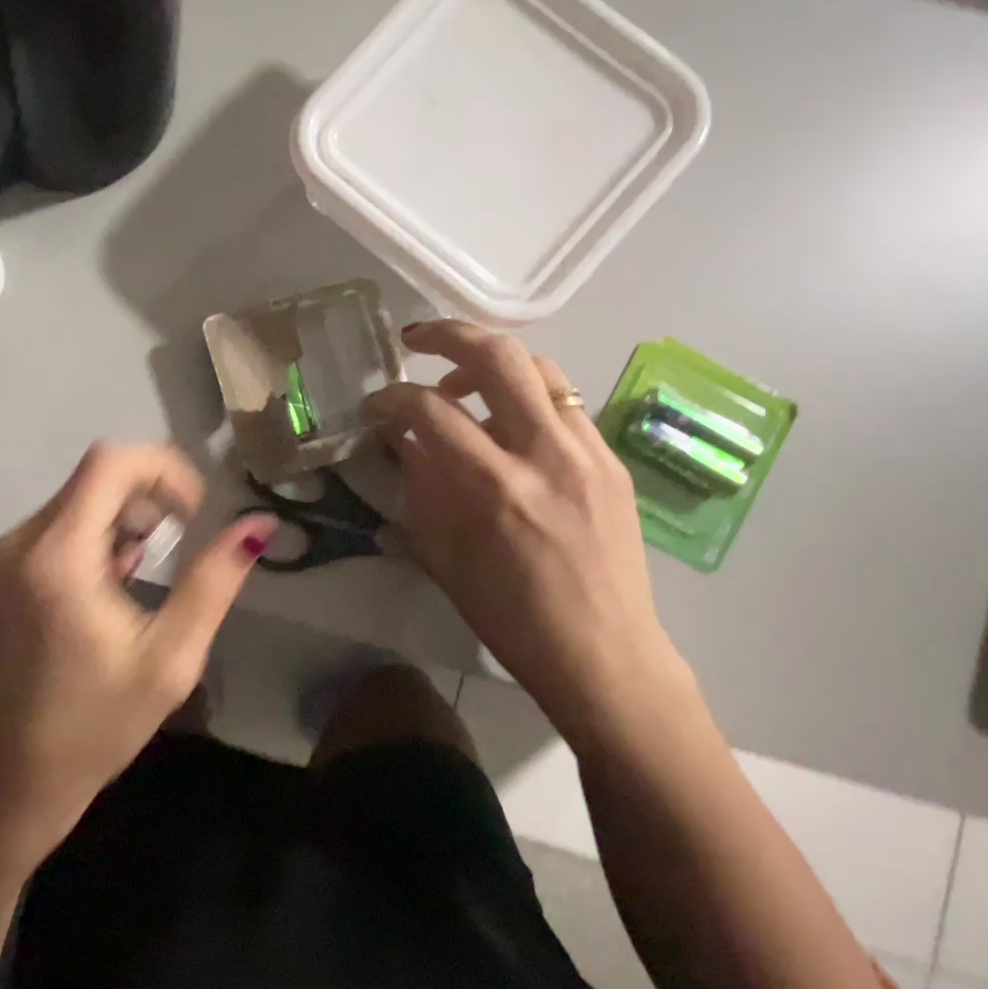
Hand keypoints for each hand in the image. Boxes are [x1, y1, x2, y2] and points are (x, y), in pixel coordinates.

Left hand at [0, 442, 275, 854]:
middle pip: (95, 476)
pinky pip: (58, 523)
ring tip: (145, 573)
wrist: (21, 771)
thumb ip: (213, 582)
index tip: (194, 513)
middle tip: (178, 545)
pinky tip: (114, 584)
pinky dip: (96, 535)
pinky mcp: (2, 568)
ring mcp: (4, 554)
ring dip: (123, 516)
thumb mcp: (171, 657)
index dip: (164, 469)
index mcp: (58, 558)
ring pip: (78, 497)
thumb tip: (259, 522)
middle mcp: (21, 541)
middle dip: (148, 496)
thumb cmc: (100, 722)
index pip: (110, 462)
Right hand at [365, 321, 685, 730]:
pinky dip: (526, 397)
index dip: (392, 398)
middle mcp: (547, 454)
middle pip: (498, 357)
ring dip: (491, 363)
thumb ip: (422, 487)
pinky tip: (507, 426)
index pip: (431, 410)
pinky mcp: (612, 460)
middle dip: (447, 335)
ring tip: (461, 388)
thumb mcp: (444, 557)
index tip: (375, 406)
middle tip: (415, 340)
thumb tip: (404, 439)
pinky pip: (564, 404)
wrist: (604, 653)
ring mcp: (589, 452)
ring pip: (540, 368)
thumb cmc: (511, 618)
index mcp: (496, 488)